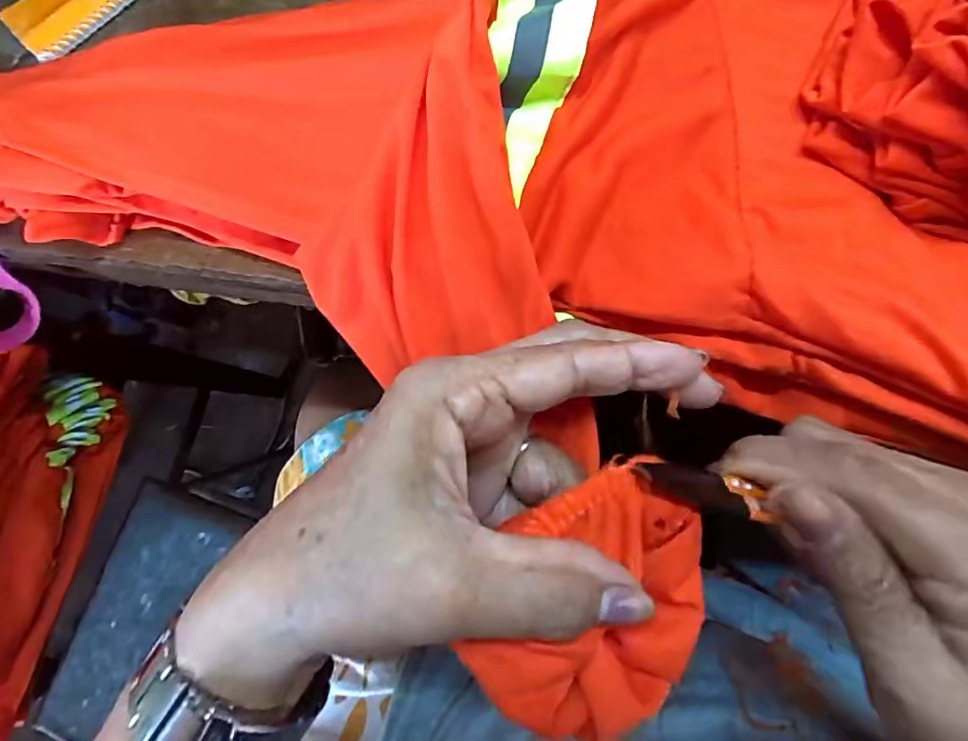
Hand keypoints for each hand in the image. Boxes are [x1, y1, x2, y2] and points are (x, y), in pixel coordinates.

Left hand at [172, 322, 722, 710]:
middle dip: (626, 381)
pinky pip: (533, 480)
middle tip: (696, 389)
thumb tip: (640, 597)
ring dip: (579, 490)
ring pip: (552, 444)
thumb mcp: (453, 585)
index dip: (633, 358)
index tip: (694, 363)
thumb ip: (552, 591)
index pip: (561, 361)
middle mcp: (465, 397)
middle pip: (562, 375)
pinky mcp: (467, 472)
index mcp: (454, 390)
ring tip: (576, 542)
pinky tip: (547, 558)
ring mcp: (466, 434)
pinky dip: (556, 515)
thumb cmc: (349, 572)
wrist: (270, 609)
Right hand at [721, 417, 967, 740]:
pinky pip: (911, 475)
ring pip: (892, 459)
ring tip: (776, 500)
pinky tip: (830, 509)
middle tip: (737, 486)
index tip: (725, 464)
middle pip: (884, 463)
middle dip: (799, 463)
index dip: (794, 463)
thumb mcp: (915, 694)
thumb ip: (860, 587)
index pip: (880, 487)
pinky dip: (857, 484)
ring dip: (823, 471)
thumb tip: (790, 491)